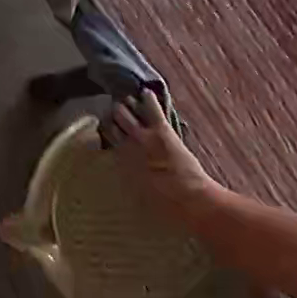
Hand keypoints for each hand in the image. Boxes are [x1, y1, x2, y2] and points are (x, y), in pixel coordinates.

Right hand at [105, 93, 224, 212]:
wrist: (189, 200)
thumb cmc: (163, 205)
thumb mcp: (138, 194)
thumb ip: (129, 179)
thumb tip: (122, 174)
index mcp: (120, 161)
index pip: (106, 137)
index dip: (106, 129)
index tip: (108, 126)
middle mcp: (126, 146)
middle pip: (113, 122)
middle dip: (114, 114)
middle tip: (117, 110)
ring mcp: (144, 137)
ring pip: (126, 113)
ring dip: (126, 106)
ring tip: (126, 100)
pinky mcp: (161, 132)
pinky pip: (151, 110)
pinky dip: (148, 100)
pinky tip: (145, 92)